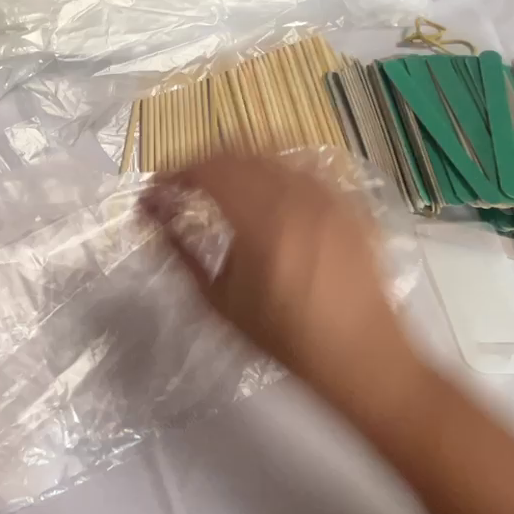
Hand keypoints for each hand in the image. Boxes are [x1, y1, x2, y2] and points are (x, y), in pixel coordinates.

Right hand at [140, 154, 426, 415]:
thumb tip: (147, 211)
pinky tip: (264, 189)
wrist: (366, 361)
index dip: (174, 174)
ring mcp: (329, 199)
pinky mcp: (350, 206)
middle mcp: (297, 200)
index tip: (155, 191)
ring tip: (218, 185)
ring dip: (236, 163)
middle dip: (200, 164)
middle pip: (236, 153)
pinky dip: (274, 169)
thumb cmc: (283, 338)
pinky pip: (305, 168)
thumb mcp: (217, 299)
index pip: (206, 170)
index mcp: (260, 222)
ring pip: (271, 155)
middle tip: (180, 187)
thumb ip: (178, 248)